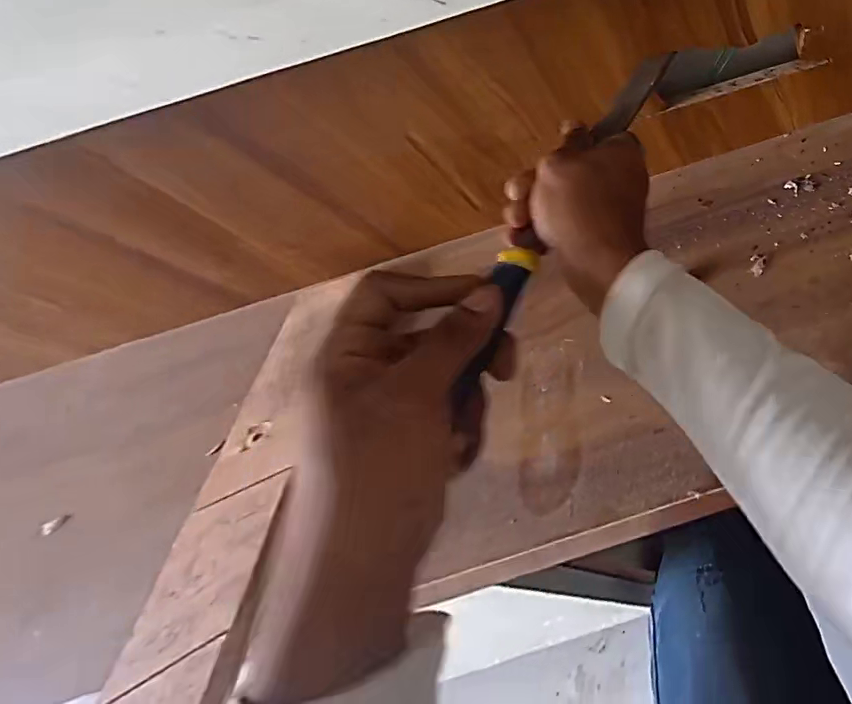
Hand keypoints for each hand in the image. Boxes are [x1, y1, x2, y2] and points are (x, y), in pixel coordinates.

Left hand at [240, 270, 515, 703]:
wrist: (363, 564)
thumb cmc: (378, 467)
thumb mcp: (416, 394)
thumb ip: (455, 338)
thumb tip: (491, 290)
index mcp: (346, 356)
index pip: (385, 293)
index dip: (435, 287)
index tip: (487, 294)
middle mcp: (365, 374)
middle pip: (429, 332)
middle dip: (470, 350)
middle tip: (506, 365)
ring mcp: (390, 407)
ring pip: (449, 371)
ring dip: (468, 396)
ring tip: (466, 431)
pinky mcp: (412, 435)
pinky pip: (451, 406)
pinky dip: (462, 424)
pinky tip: (455, 455)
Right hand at [503, 123, 649, 313]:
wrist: (595, 263)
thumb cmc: (578, 204)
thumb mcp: (560, 164)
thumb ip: (564, 145)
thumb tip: (575, 127)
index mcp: (621, 153)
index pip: (603, 134)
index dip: (575, 138)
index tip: (554, 146)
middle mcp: (616, 178)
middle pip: (567, 168)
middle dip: (534, 183)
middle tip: (519, 193)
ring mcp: (603, 208)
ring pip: (556, 198)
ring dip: (529, 209)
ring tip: (518, 223)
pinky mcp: (589, 234)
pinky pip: (559, 223)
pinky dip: (540, 230)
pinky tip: (521, 239)